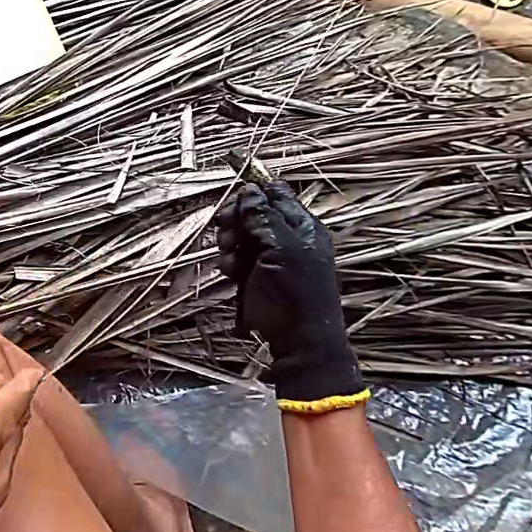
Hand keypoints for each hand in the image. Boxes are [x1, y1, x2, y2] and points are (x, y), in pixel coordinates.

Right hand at [214, 181, 361, 403]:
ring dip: (230, 243)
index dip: (253, 193)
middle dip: (236, 221)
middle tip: (229, 233)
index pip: (275, 194)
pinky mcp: (254, 273)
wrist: (296, 342)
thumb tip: (249, 190)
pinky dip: (230, 262)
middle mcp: (286, 237)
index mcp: (302, 226)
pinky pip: (235, 256)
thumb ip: (264, 218)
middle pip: (252, 212)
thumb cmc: (295, 295)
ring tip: (233, 260)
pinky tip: (233, 272)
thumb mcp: (282, 250)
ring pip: (240, 234)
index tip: (234, 202)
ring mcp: (269, 256)